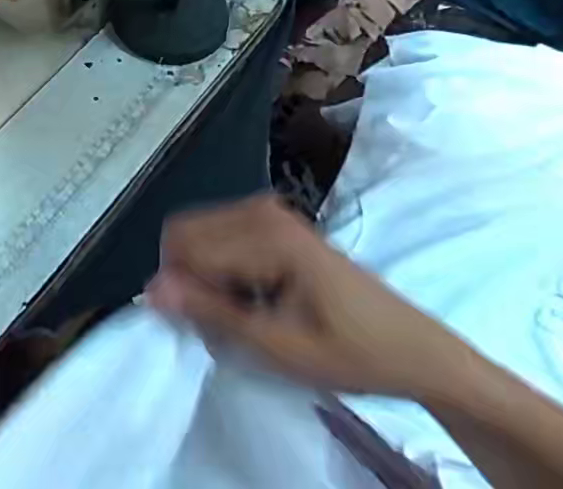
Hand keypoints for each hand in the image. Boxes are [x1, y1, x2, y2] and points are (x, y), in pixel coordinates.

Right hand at [147, 195, 470, 398]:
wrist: (412, 348)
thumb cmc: (351, 353)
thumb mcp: (278, 347)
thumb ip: (210, 313)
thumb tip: (150, 290)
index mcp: (266, 234)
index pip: (184, 248)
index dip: (182, 292)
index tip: (211, 329)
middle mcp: (261, 208)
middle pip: (186, 235)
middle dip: (192, 281)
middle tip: (229, 324)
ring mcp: (268, 209)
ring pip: (199, 236)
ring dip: (207, 278)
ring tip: (246, 314)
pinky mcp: (273, 219)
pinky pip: (220, 236)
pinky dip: (223, 270)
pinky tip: (256, 299)